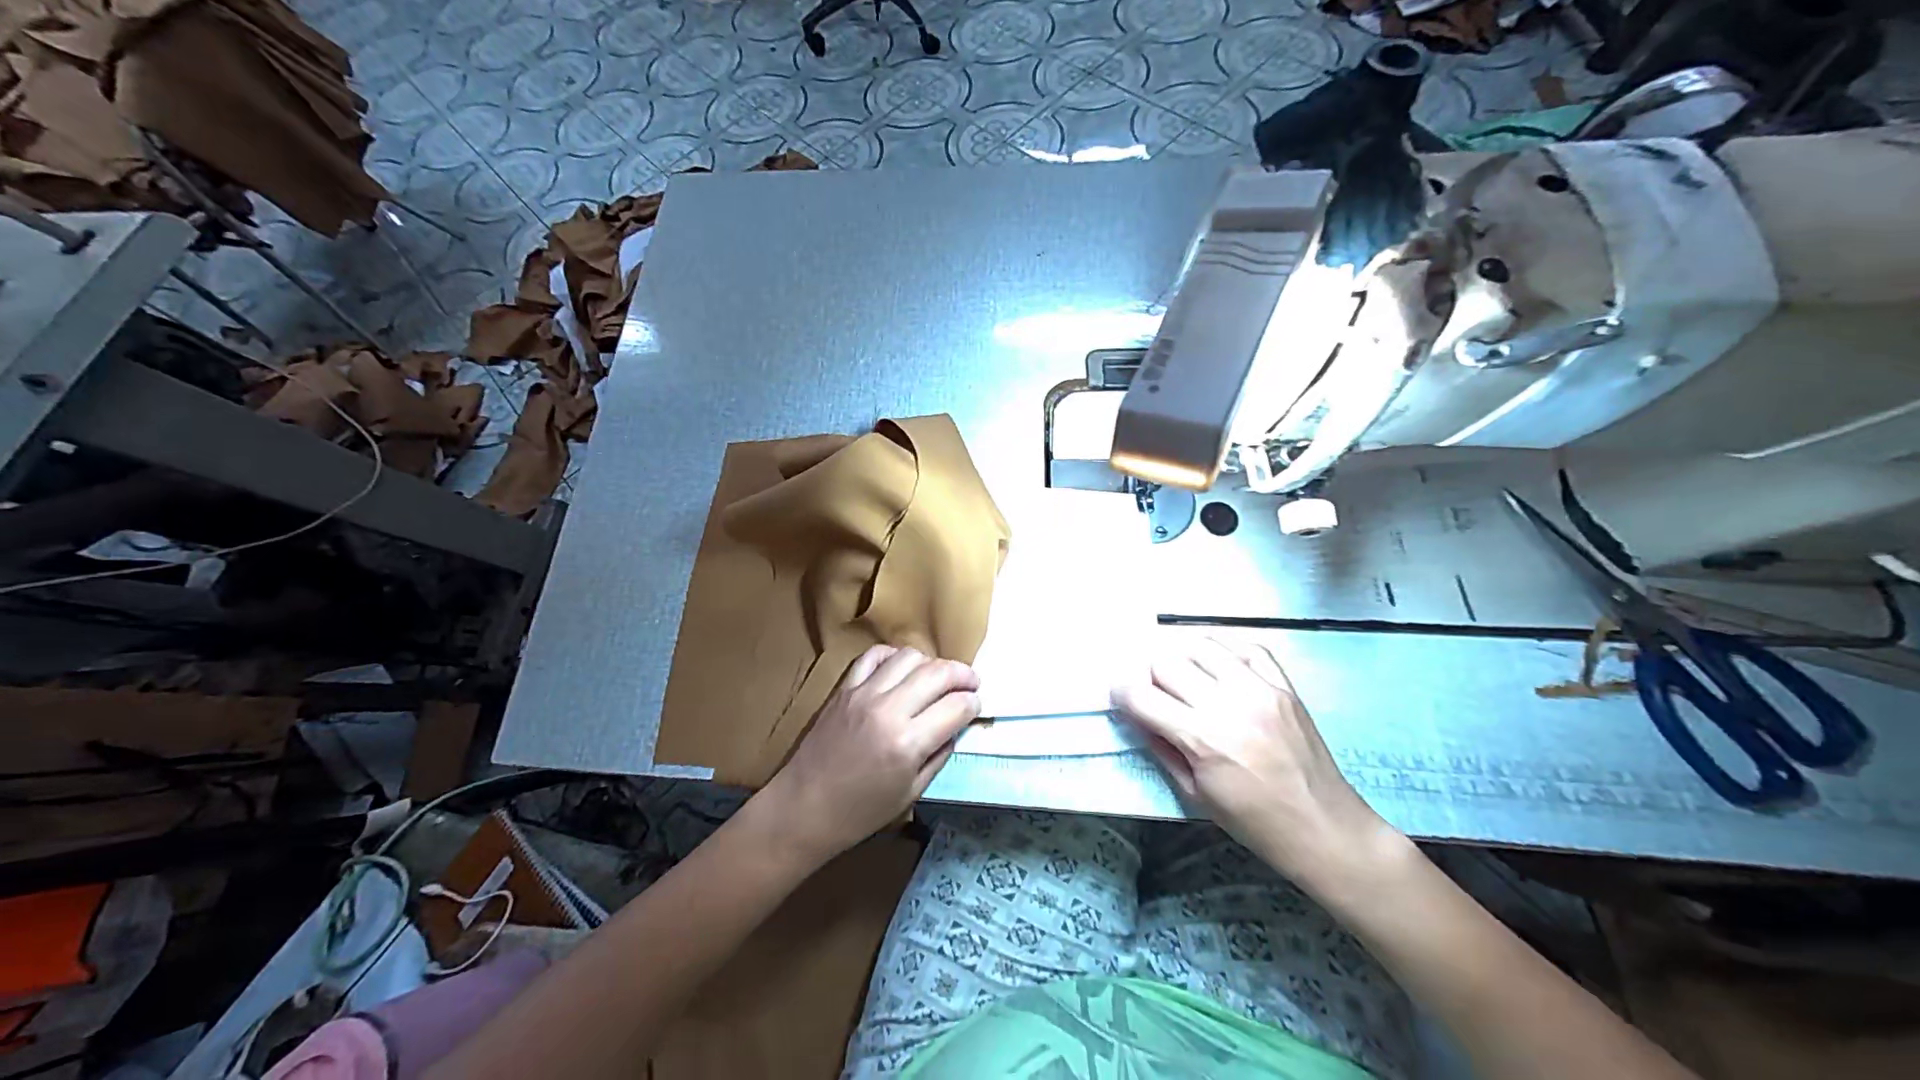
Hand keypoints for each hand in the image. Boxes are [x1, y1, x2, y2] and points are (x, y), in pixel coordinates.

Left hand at [759, 645, 979, 861]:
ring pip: (909, 656)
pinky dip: (894, 656)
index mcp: (909, 743)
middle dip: (963, 675)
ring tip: (936, 678)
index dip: (974, 703)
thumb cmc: (861, 812)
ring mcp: (864, 694)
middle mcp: (889, 710)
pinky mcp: (844, 688)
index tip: (976, 706)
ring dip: (931, 663)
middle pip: (938, 672)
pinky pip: (874, 655)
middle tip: (971, 683)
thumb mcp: (912, 792)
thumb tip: (957, 725)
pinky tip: (902, 669)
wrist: (804, 807)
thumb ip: (940, 754)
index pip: (957, 706)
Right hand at [1111, 637, 1402, 887]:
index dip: (1123, 694)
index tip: (1123, 699)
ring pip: (1201, 646)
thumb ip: (1160, 747)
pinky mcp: (1284, 686)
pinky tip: (1219, 668)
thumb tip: (1136, 714)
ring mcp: (1260, 690)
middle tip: (1158, 696)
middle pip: (1167, 663)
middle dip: (1152, 678)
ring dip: (1185, 660)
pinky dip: (1225, 652)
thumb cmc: (1253, 822)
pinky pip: (1247, 647)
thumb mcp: (1193, 794)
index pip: (1142, 696)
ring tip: (1188, 680)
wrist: (1323, 828)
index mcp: (1202, 739)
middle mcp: (1228, 705)